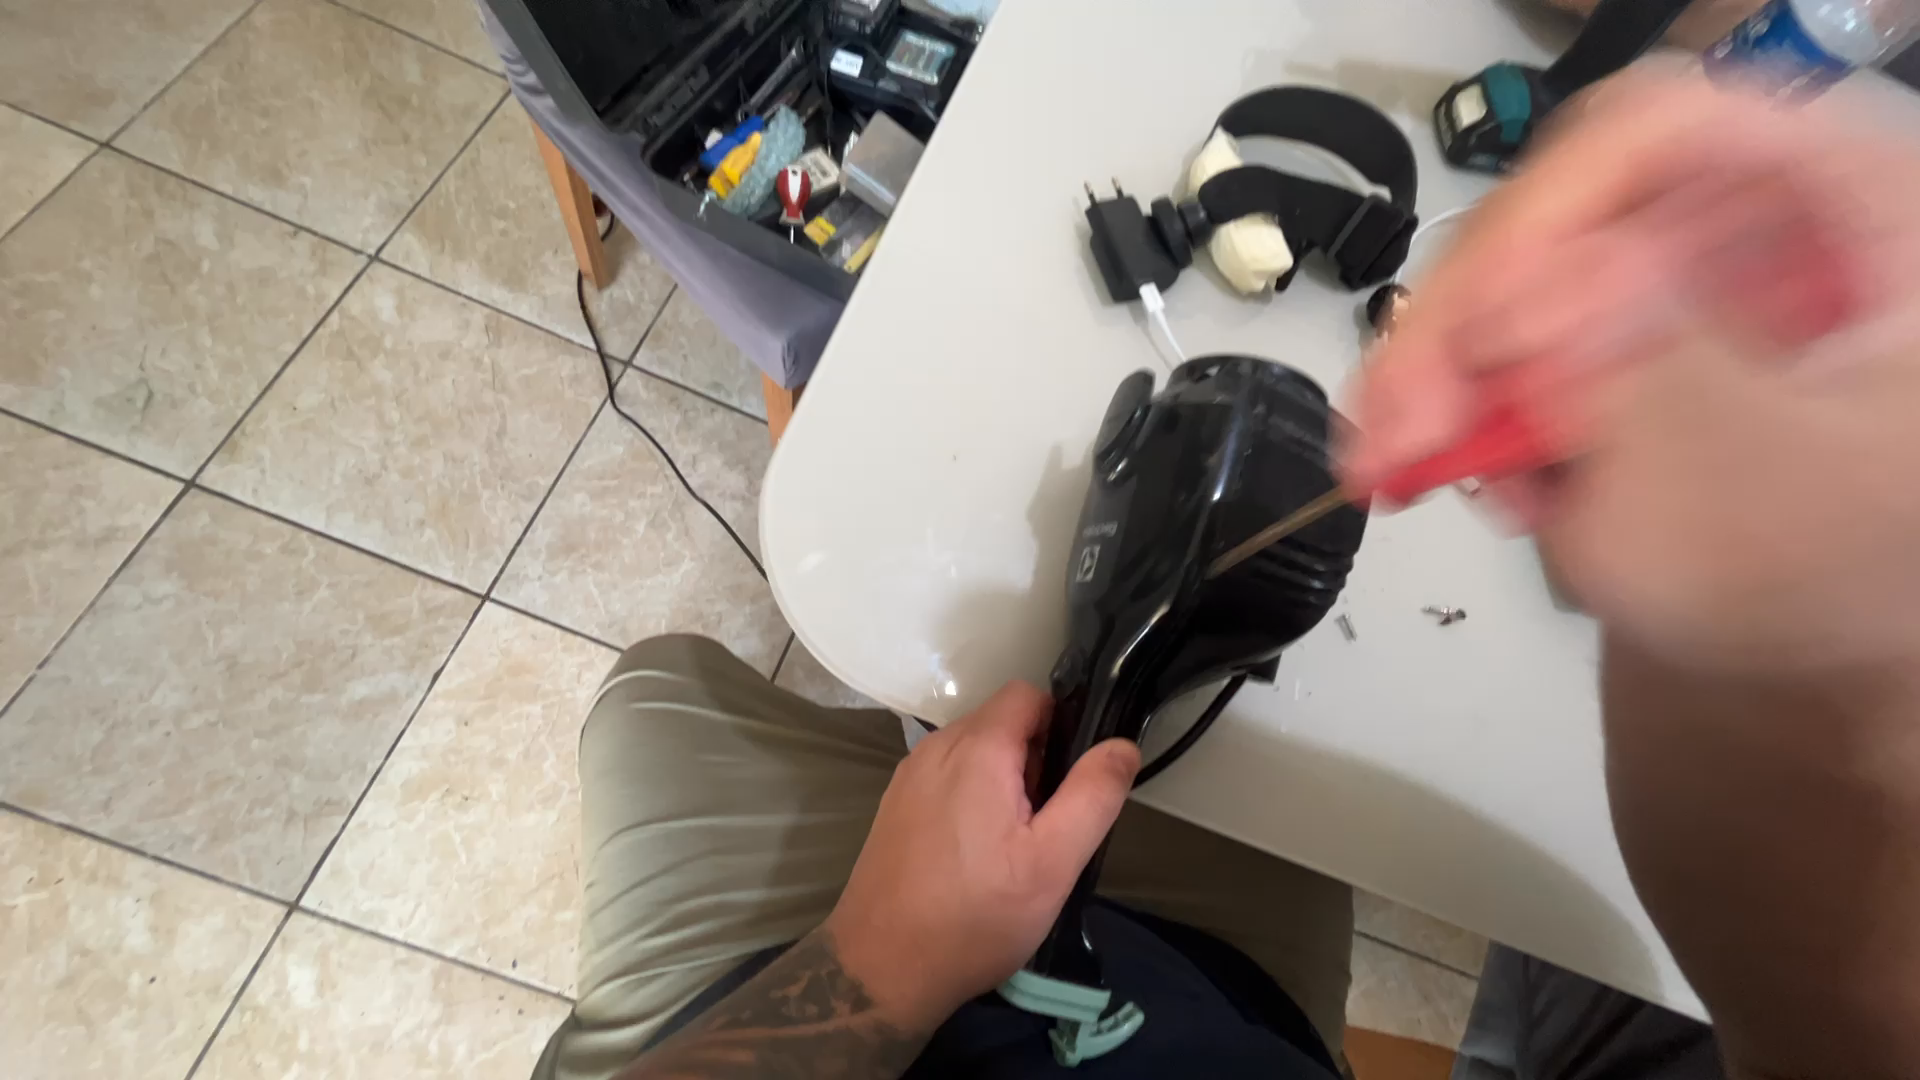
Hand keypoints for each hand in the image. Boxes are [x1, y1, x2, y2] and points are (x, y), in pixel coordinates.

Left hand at [822, 682, 1140, 1030]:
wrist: (882, 966)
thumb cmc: (975, 915)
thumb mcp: (1052, 863)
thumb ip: (1092, 796)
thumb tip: (1123, 745)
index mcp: (977, 747)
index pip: (1027, 695)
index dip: (1059, 723)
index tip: (1070, 776)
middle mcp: (937, 746)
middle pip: (1000, 721)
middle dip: (1033, 757)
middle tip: (1044, 822)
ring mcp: (910, 772)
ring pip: (973, 748)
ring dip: (1002, 777)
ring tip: (1010, 843)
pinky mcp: (895, 800)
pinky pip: (946, 772)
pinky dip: (970, 792)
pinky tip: (973, 851)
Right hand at [1343, 72, 1919, 674]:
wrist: (1763, 629)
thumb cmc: (1802, 577)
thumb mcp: (1746, 486)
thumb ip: (1654, 379)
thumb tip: (1543, 283)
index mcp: (1831, 219)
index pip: (1651, 141)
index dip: (1537, 223)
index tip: (1477, 340)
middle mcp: (1718, 230)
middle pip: (1530, 223)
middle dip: (1443, 334)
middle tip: (1394, 433)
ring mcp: (1630, 287)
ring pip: (1476, 289)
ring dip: (1417, 382)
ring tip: (1398, 467)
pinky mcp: (1567, 338)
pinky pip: (1461, 343)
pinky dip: (1425, 407)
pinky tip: (1433, 464)